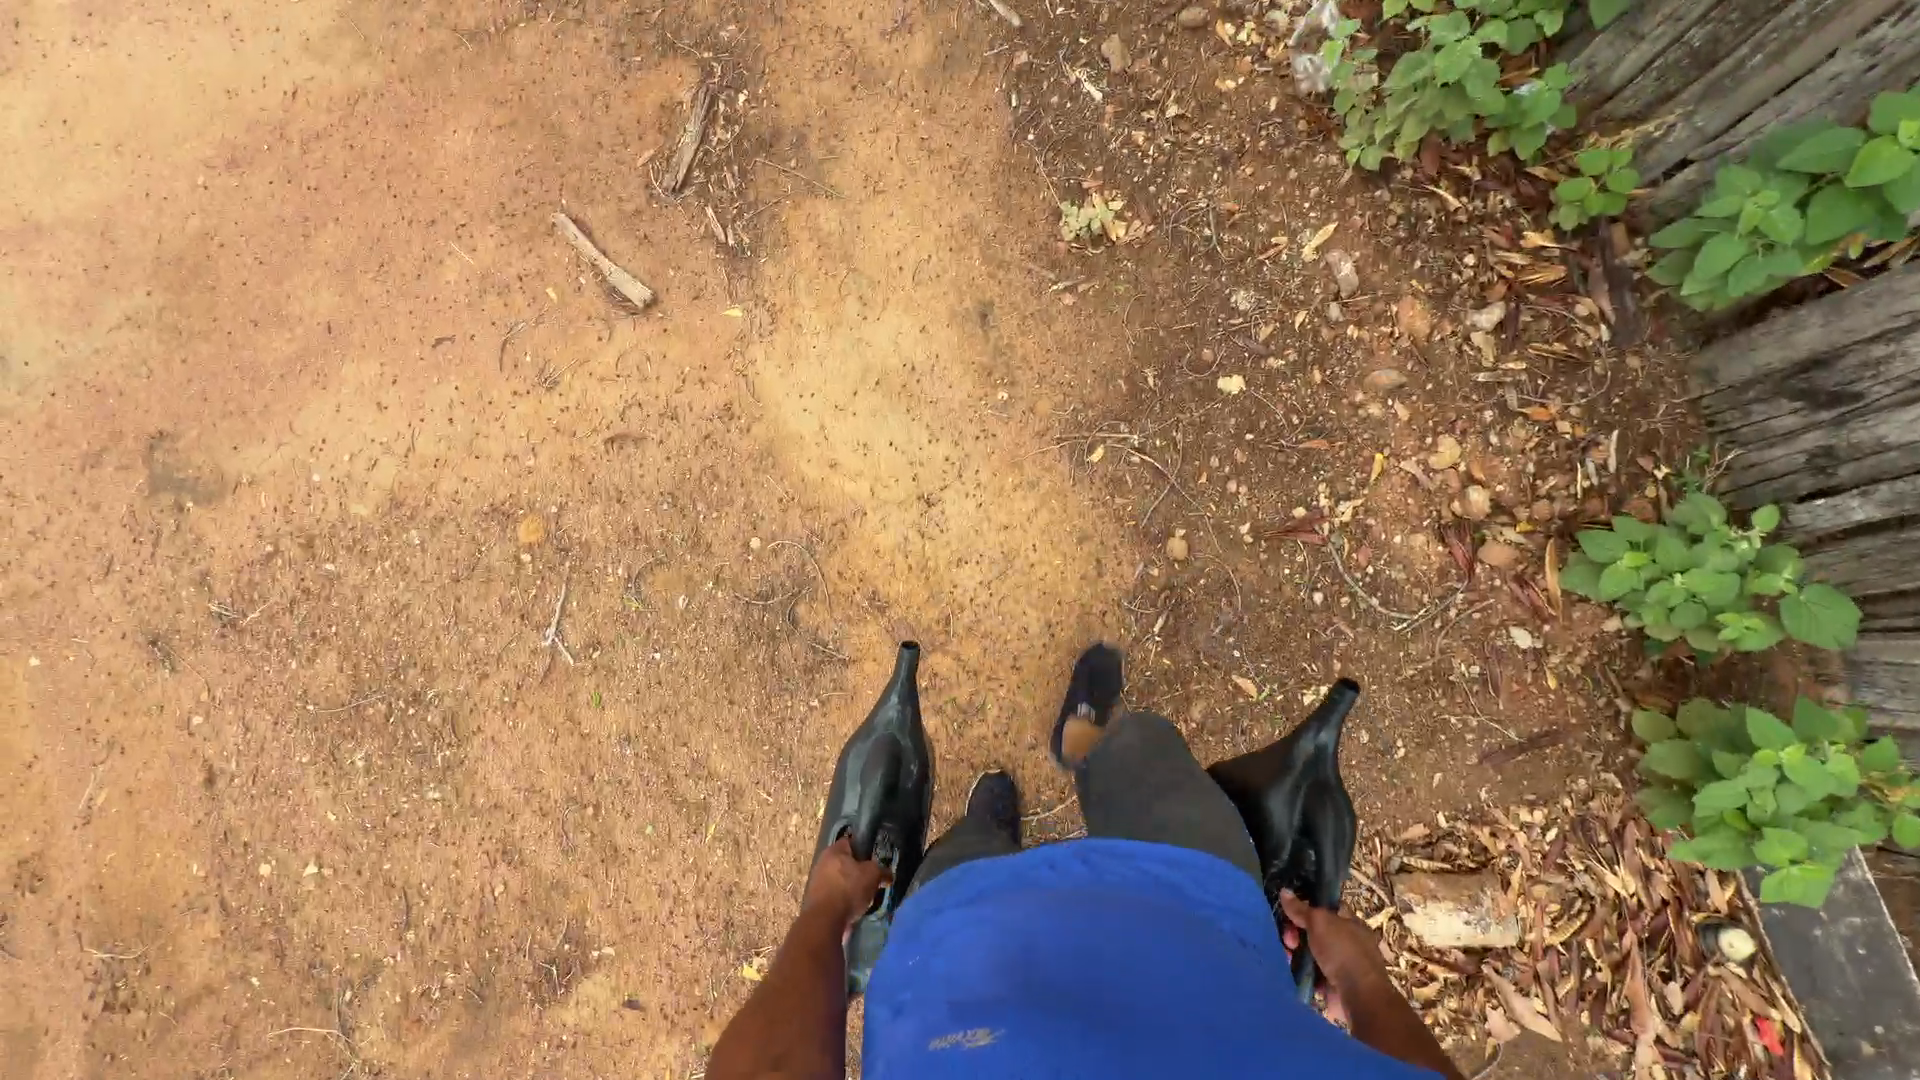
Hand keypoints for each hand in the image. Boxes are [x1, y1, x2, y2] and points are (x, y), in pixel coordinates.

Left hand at [803, 836, 887, 930]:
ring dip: (850, 889)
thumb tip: (888, 874)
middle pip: (844, 864)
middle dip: (857, 872)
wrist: (825, 921)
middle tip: (870, 881)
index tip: (873, 860)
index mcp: (834, 851)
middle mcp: (822, 863)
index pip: (850, 842)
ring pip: (839, 882)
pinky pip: (834, 898)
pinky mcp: (815, 902)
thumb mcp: (873, 875)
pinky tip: (852, 911)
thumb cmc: (849, 890)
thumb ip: (882, 871)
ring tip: (863, 899)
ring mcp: (816, 883)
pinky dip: (843, 903)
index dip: (863, 849)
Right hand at [1280, 889, 1390, 1007]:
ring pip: (1309, 953)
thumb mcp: (1319, 922)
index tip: (1288, 912)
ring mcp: (1341, 966)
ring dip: (1295, 954)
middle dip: (1296, 933)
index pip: (1325, 909)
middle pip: (1313, 931)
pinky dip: (1300, 972)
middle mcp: (1347, 943)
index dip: (1305, 907)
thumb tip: (1284, 891)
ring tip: (1287, 958)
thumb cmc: (1343, 952)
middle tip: (1289, 941)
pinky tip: (1292, 971)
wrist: (1359, 998)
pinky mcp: (1333, 985)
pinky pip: (1310, 973)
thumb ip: (1301, 908)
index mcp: (1351, 924)